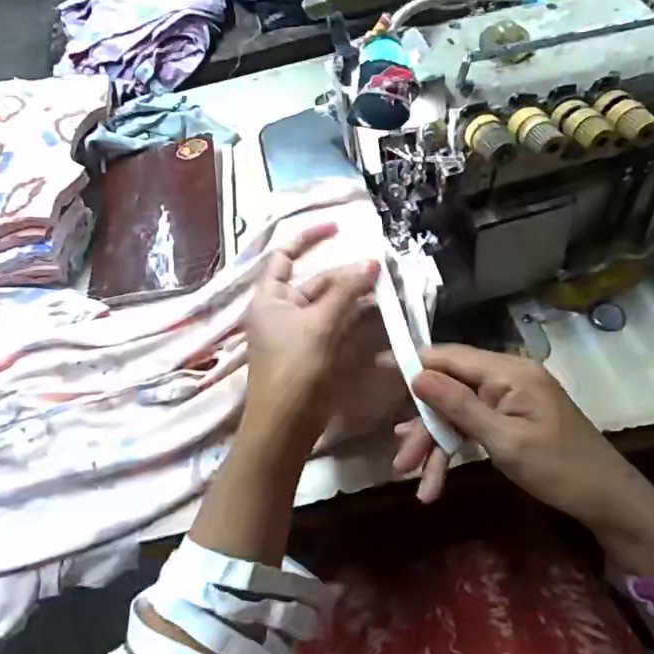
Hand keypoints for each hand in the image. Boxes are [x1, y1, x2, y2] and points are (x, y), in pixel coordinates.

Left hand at [243, 222, 379, 441]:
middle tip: (379, 270)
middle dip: (345, 276)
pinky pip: (332, 327)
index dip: (308, 237)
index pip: (284, 255)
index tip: (338, 227)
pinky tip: (376, 317)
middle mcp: (280, 312)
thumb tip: (370, 262)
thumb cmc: (295, 368)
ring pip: (327, 306)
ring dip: (353, 298)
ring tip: (384, 290)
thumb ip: (346, 291)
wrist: (285, 426)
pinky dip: (351, 320)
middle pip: (315, 282)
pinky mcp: (310, 354)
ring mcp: (296, 334)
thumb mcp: (321, 324)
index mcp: (269, 298)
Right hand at [394, 345, 653, 574]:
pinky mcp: (512, 417)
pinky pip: (474, 425)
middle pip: (450, 390)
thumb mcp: (504, 441)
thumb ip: (459, 406)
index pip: (450, 356)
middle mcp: (506, 377)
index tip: (376, 367)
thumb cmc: (559, 469)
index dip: (413, 362)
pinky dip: (456, 449)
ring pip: (458, 413)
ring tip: (419, 482)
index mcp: (508, 372)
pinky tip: (435, 475)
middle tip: (402, 462)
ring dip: (437, 446)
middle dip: (425, 427)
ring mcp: (510, 398)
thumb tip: (417, 374)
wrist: (608, 500)